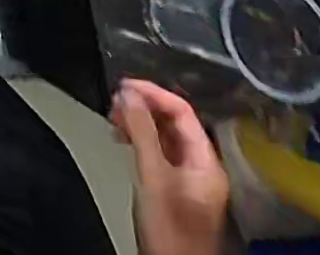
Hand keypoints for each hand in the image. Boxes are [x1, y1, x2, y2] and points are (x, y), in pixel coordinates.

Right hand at [111, 78, 229, 254]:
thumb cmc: (169, 231)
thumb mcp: (153, 177)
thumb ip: (142, 133)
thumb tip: (128, 94)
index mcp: (205, 160)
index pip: (181, 111)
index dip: (154, 94)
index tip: (125, 86)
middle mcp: (200, 165)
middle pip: (173, 122)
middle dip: (144, 106)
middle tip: (116, 99)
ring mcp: (187, 178)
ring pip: (163, 136)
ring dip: (139, 122)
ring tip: (114, 115)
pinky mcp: (173, 189)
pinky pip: (158, 152)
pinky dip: (140, 140)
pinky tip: (122, 137)